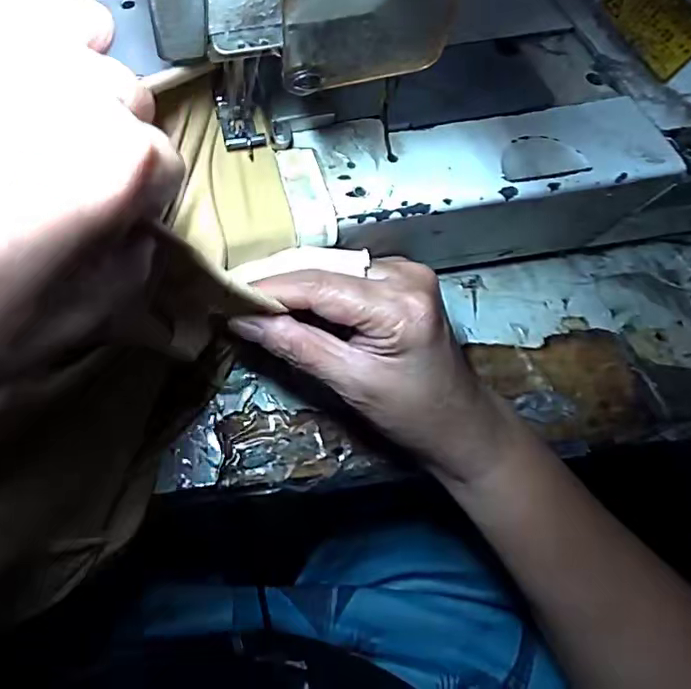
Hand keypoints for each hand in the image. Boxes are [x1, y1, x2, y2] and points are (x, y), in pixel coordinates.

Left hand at [0, 0, 183, 513]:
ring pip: (75, 25)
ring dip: (57, 65)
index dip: (130, 204)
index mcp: (116, 163)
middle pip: (124, 95)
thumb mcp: (50, 341)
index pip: (163, 167)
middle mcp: (76, 79)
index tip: (88, 229)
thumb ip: (124, 277)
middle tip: (28, 181)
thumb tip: (136, 233)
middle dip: (96, 139)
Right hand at [232, 259, 524, 484]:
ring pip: (333, 266)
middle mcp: (405, 274)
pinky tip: (292, 299)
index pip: (319, 285)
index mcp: (398, 304)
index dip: (270, 287)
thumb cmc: (412, 414)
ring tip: (255, 296)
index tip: (228, 294)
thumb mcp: (350, 383)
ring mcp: (406, 271)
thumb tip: (243, 319)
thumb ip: (296, 345)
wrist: (462, 424)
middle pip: (325, 268)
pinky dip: (317, 285)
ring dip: (295, 282)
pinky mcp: (402, 275)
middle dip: (279, 282)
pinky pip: (347, 273)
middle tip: (234, 294)